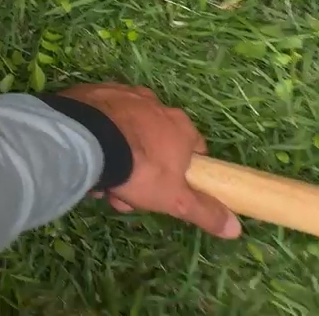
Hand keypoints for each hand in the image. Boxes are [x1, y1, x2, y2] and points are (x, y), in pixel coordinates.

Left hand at [57, 83, 240, 239]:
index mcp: (178, 124)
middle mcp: (151, 101)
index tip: (168, 189)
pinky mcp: (89, 90)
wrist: (84, 138)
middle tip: (125, 193)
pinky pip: (98, 118)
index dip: (183, 171)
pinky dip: (96, 136)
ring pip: (124, 131)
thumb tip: (234, 227)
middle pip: (153, 142)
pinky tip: (85, 156)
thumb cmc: (138, 168)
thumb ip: (205, 211)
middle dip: (141, 171)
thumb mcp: (175, 199)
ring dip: (116, 156)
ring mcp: (118, 93)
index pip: (193, 147)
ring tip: (101, 180)